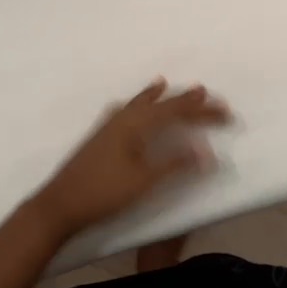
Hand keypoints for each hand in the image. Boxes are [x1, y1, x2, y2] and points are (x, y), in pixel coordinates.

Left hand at [30, 80, 231, 234]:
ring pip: (138, 104)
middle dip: (183, 100)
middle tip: (205, 93)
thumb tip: (208, 150)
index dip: (203, 111)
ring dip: (156, 97)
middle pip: (159, 104)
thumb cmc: (105, 192)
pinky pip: (123, 110)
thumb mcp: (145, 181)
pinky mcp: (98, 137)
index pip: (177, 112)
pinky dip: (134, 105)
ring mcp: (108, 126)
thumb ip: (175, 164)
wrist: (59, 204)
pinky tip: (127, 107)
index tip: (226, 112)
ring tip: (164, 84)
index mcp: (138, 124)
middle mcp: (124, 118)